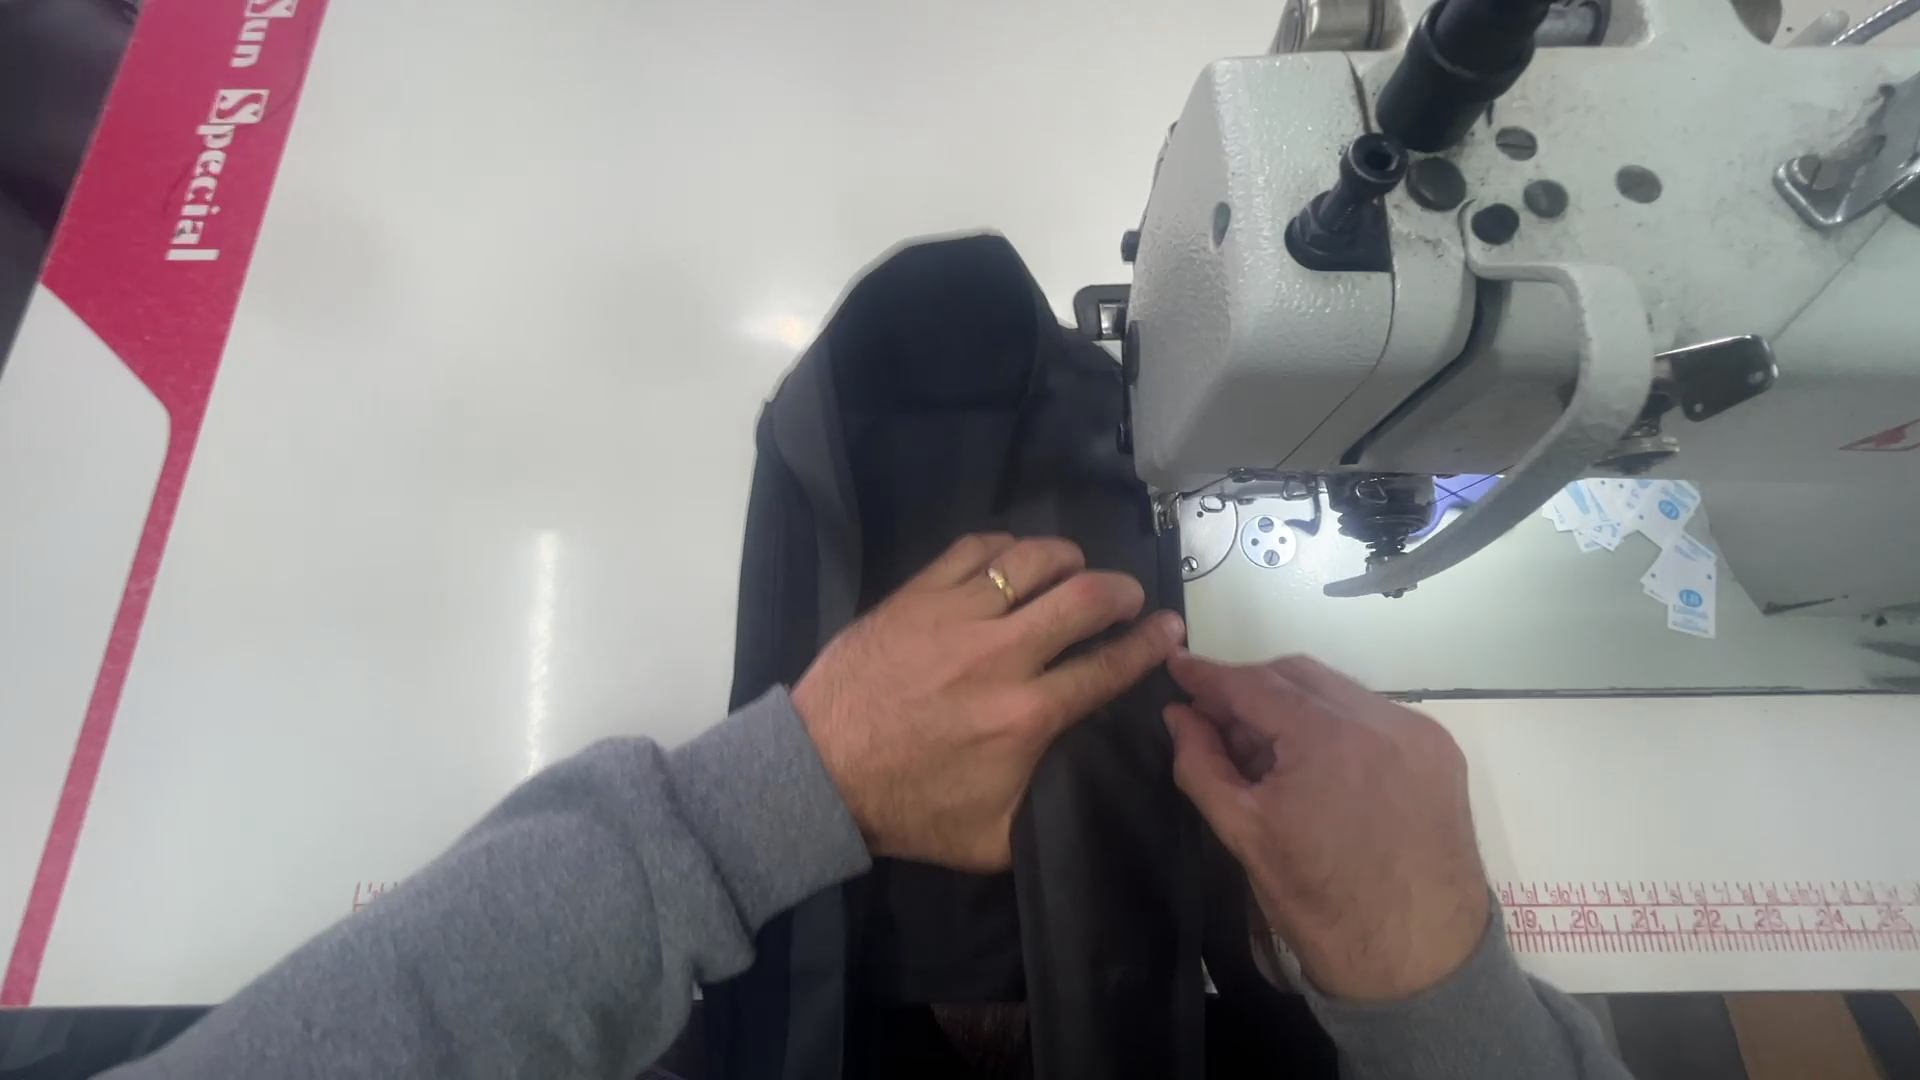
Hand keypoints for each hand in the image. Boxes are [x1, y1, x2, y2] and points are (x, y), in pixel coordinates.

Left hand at [792, 534, 1184, 871]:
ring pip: (1031, 560)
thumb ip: (1049, 805)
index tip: (1169, 629)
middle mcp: (1000, 655)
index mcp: (1026, 715)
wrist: (821, 773)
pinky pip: (973, 549)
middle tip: (1129, 594)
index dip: (1149, 644)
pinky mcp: (916, 595)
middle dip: (1121, 590)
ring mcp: (955, 616)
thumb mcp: (993, 838)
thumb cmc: (908, 808)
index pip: (1107, 667)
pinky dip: (1006, 546)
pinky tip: (1015, 557)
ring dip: (1069, 557)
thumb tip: (1083, 768)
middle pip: (1083, 599)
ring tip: (1077, 567)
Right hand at [1165, 653, 1487, 1002]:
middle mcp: (1383, 720)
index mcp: (1331, 739)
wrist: (1420, 967)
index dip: (1208, 674)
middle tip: (1210, 718)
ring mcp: (1419, 732)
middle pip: (1294, 674)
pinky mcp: (1441, 751)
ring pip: (1332, 688)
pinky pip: (1367, 711)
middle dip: (1247, 688)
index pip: (1255, 685)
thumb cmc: (1319, 903)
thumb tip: (1178, 714)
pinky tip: (1307, 758)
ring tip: (1259, 746)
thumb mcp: (1242, 831)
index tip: (1175, 664)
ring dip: (1287, 703)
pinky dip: (1327, 720)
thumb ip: (1200, 761)